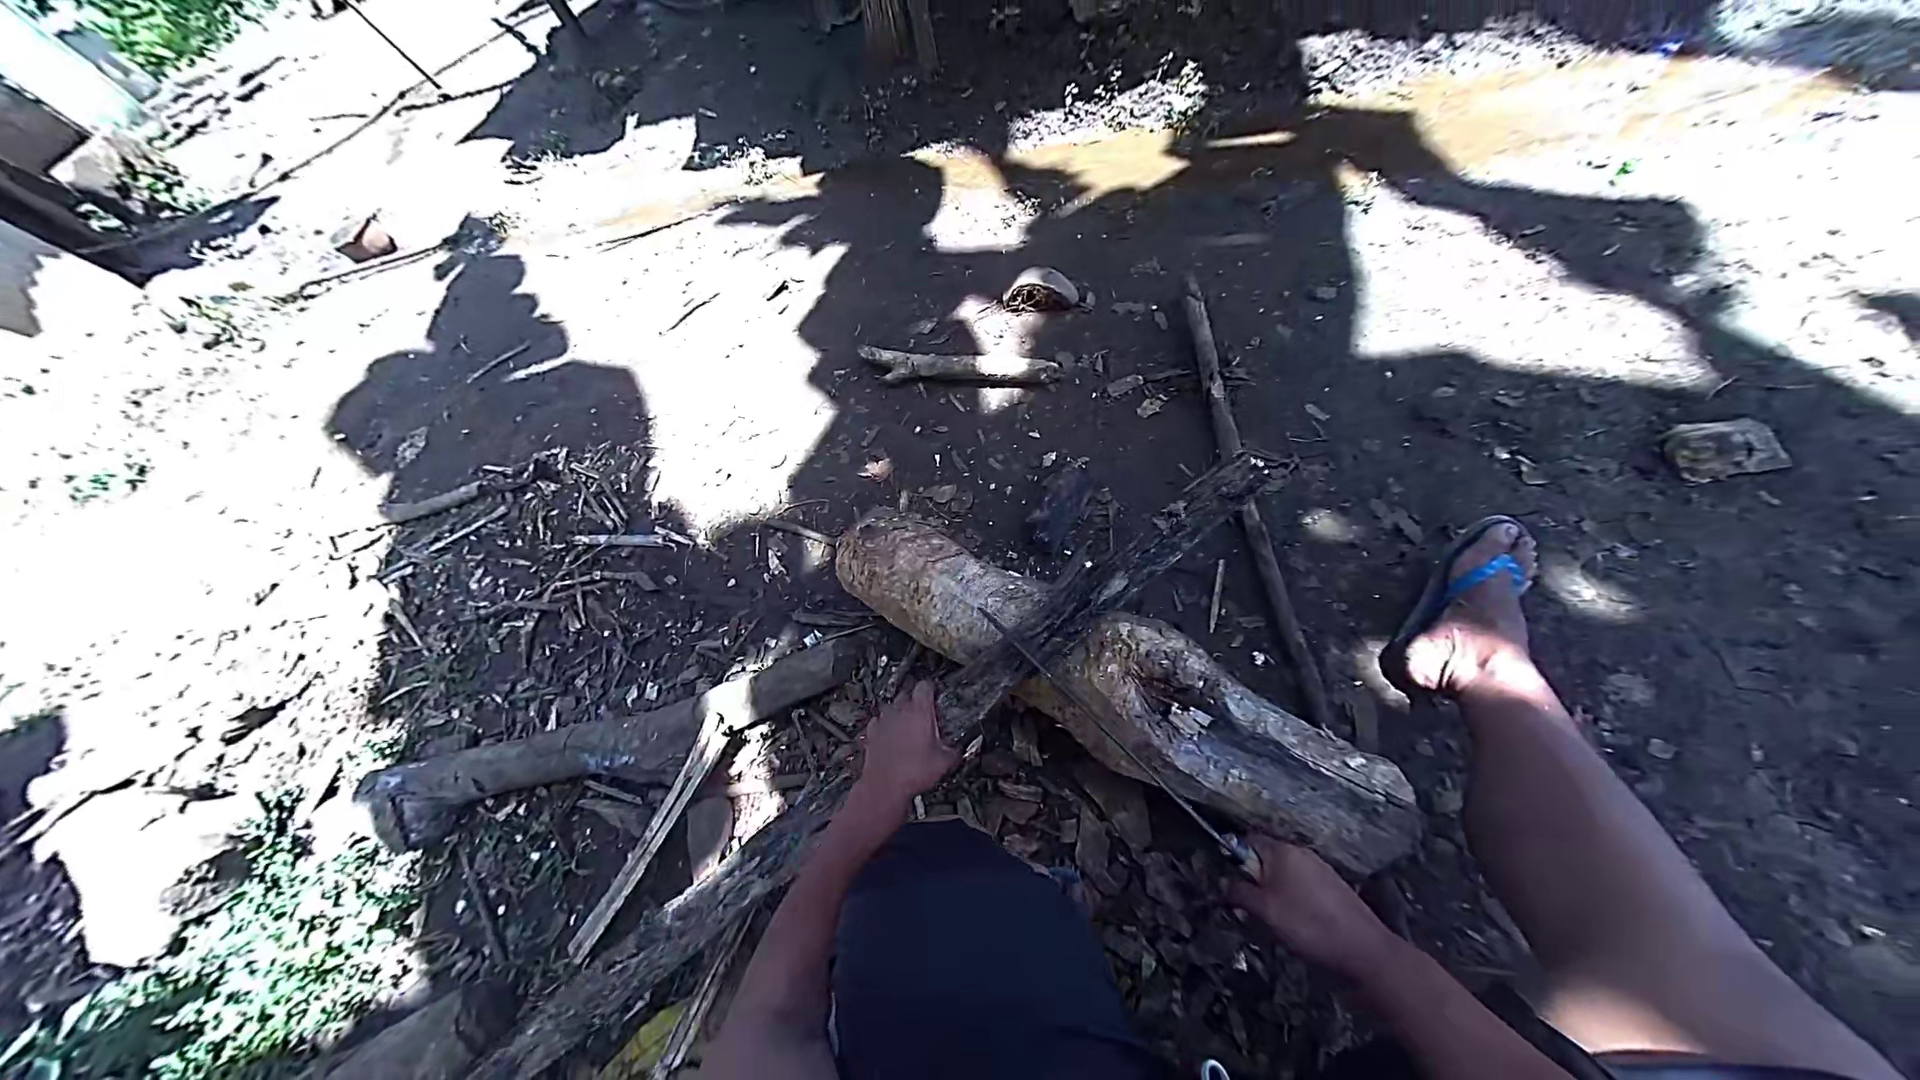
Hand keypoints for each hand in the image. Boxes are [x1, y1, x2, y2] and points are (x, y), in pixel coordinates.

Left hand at [851, 681, 958, 810]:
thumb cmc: (911, 773)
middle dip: (916, 701)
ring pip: (892, 706)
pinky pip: (879, 721)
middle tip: (926, 714)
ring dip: (900, 713)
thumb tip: (959, 750)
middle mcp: (899, 712)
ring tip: (909, 726)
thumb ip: (954, 750)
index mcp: (919, 712)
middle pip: (908, 693)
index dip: (932, 688)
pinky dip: (885, 726)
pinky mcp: (872, 733)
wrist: (884, 788)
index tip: (936, 694)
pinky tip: (891, 736)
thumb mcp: (944, 762)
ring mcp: (883, 721)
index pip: (925, 686)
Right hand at [1229, 836, 1396, 979]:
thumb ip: (1239, 892)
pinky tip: (1298, 922)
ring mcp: (1321, 869)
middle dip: (1254, 880)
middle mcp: (1301, 853)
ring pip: (1284, 874)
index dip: (1234, 859)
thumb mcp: (1265, 911)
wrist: (1367, 954)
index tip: (1231, 884)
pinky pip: (1302, 885)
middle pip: (1266, 858)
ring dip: (1273, 891)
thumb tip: (1223, 882)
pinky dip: (1293, 898)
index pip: (1247, 840)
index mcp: (1283, 851)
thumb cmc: (1309, 926)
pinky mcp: (1334, 888)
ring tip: (1273, 919)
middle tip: (1250, 907)